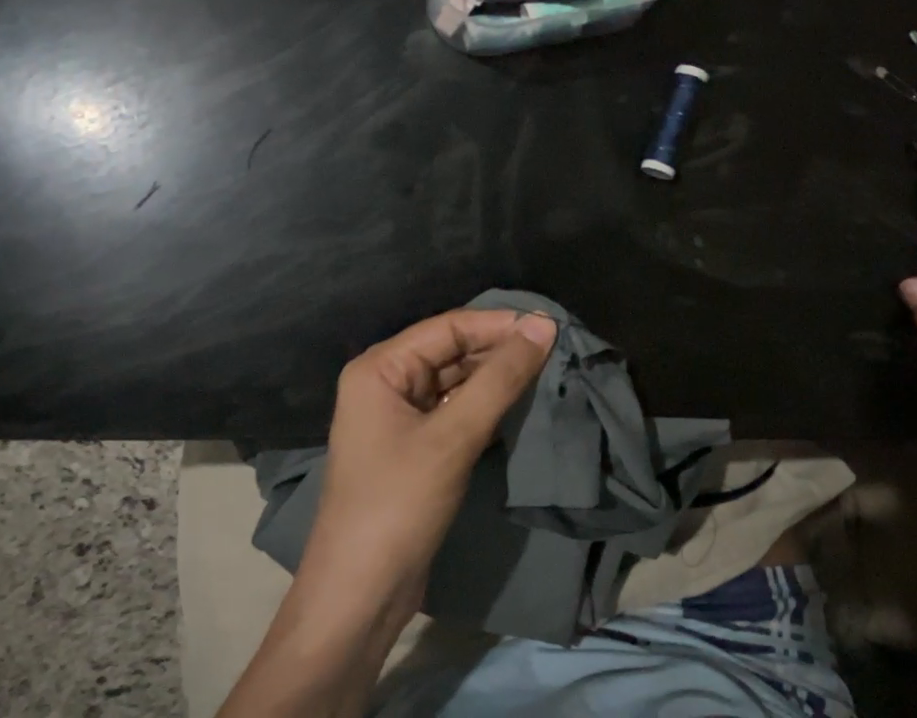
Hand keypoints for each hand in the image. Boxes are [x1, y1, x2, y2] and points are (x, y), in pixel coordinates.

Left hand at [302, 309, 557, 605]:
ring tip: (547, 374)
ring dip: (495, 380)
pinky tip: (520, 408)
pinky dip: (485, 408)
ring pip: (454, 384)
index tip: (551, 326)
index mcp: (379, 368)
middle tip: (556, 351)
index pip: (447, 328)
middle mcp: (384, 384)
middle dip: (499, 351)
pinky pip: (453, 413)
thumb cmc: (399, 503)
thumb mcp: (452, 437)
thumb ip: (499, 379)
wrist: (361, 591)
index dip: (498, 325)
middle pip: (450, 352)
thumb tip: (542, 326)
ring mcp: (397, 419)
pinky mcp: (413, 450)